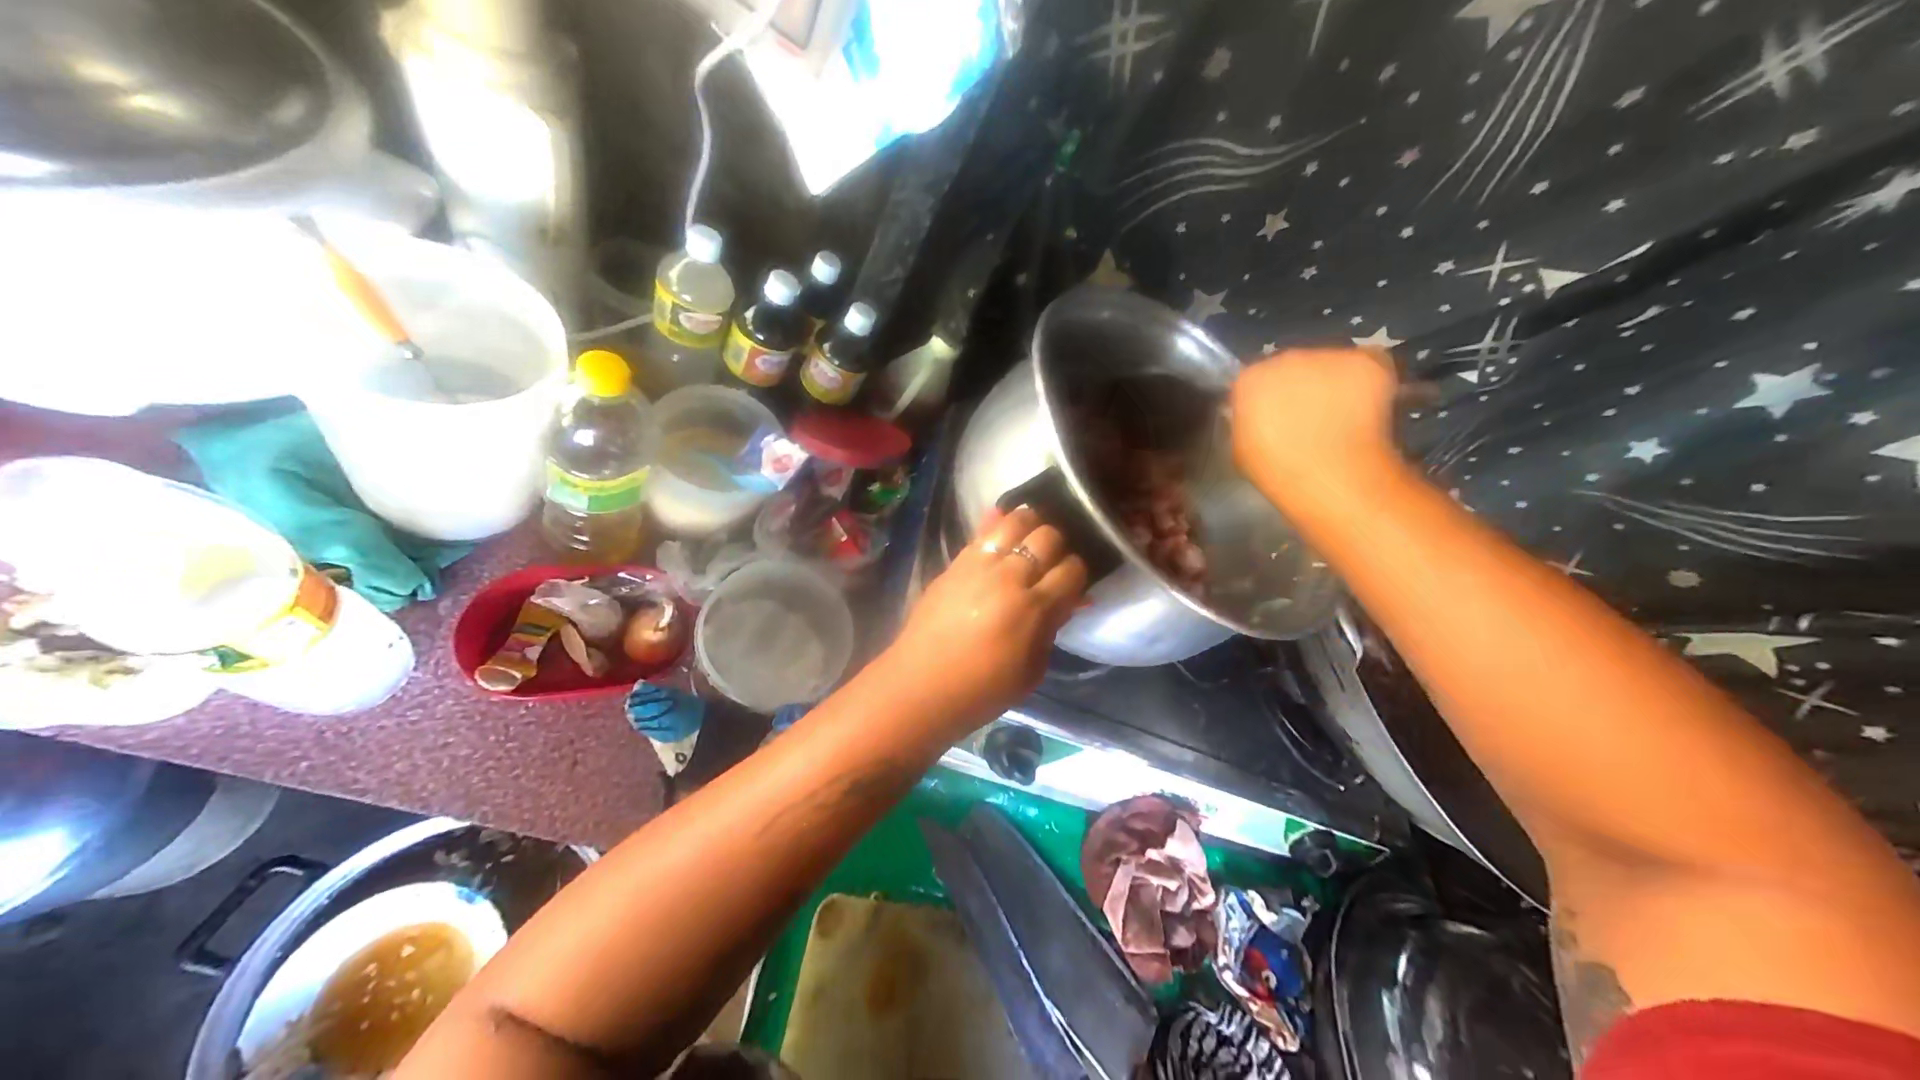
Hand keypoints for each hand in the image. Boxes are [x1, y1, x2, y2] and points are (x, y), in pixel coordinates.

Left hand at [882, 507, 1088, 736]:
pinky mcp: (956, 562)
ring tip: (1031, 537)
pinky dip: (999, 522)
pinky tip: (1006, 521)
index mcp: (1033, 607)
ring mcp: (979, 564)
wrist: (921, 686)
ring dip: (1031, 524)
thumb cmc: (981, 690)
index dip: (1078, 574)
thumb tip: (1066, 602)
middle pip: (1048, 537)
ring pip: (1016, 521)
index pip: (1071, 570)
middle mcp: (1009, 576)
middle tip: (1053, 562)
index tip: (1073, 584)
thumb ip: (1051, 630)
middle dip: (1058, 546)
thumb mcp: (1031, 671)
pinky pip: (982, 531)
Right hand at [1231, 348, 1403, 513]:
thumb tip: (1260, 414)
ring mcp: (1327, 356)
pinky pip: (1365, 365)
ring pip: (1329, 365)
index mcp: (1249, 379)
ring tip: (1341, 414)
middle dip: (1300, 386)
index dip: (1268, 397)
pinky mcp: (1365, 360)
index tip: (1276, 417)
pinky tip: (1365, 407)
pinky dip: (1367, 382)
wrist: (1332, 475)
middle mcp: (1285, 358)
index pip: (1256, 379)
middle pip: (1292, 366)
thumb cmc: (1280, 472)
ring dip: (1332, 383)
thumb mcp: (1244, 448)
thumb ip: (1249, 420)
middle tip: (1310, 416)